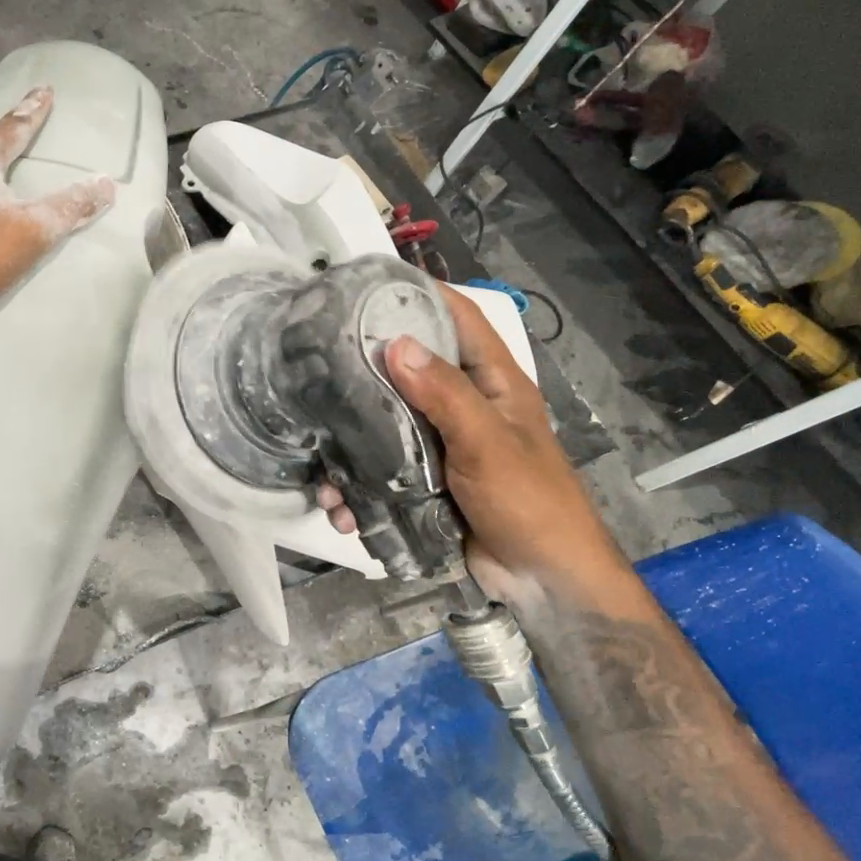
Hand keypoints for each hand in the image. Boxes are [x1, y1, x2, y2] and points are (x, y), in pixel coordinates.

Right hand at [318, 285, 629, 605]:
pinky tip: (342, 508)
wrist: (541, 577)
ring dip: (353, 449)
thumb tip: (395, 343)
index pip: (460, 321)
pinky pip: (382, 476)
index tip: (374, 283)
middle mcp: (464, 409)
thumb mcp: (486, 443)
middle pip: (410, 373)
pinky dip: (359, 491)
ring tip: (324, 469)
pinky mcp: (425, 485)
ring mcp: (443, 449)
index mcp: (493, 385)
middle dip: (367, 374)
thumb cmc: (528, 500)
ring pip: (386, 430)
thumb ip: (443, 394)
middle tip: (319, 366)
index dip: (425, 294)